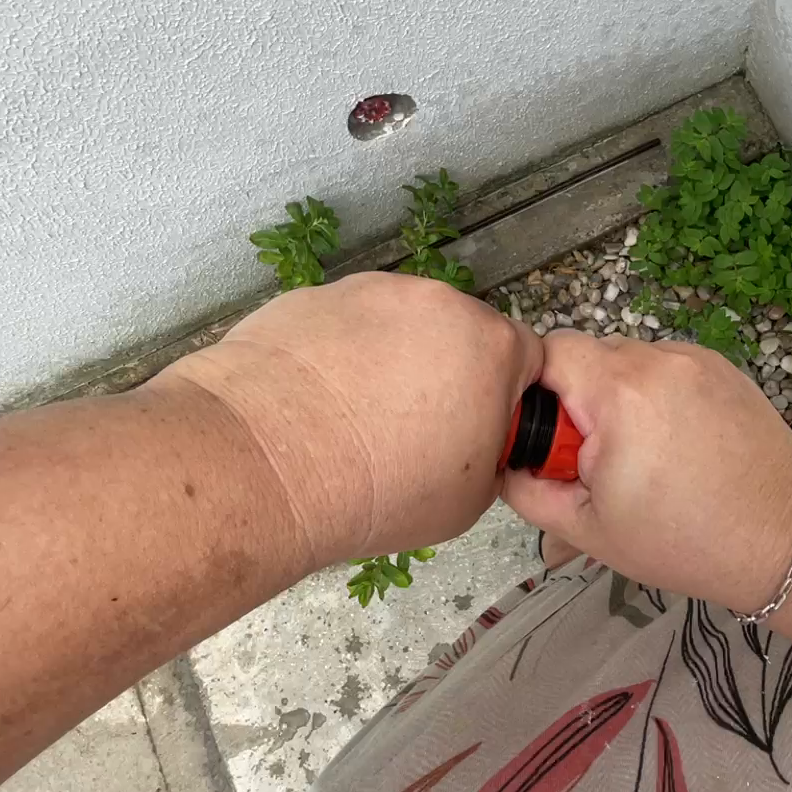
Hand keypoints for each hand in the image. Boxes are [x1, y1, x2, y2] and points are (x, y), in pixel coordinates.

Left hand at [149, 272, 542, 567]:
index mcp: (492, 345)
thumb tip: (475, 436)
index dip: (504, 395)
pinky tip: (317, 396)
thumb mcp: (470, 499)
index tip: (476, 425)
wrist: (264, 465)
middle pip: (463, 332)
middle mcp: (440, 303)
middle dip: (450, 371)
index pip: (526, 357)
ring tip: (356, 413)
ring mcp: (373, 292)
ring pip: (403, 323)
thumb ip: (492, 452)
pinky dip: (341, 352)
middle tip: (415, 425)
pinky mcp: (315, 295)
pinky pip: (346, 323)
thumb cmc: (379, 489)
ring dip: (394, 357)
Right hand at [502, 331, 791, 610]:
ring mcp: (693, 357)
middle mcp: (656, 358)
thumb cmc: (681, 540)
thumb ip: (527, 488)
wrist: (783, 536)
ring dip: (616, 393)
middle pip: (587, 354)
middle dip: (577, 396)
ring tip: (641, 450)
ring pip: (626, 359)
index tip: (547, 436)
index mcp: (618, 393)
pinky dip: (654, 391)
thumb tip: (501, 462)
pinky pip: (664, 365)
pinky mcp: (720, 364)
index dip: (534, 389)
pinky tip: (675, 438)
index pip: (547, 351)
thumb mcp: (587, 530)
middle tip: (595, 456)